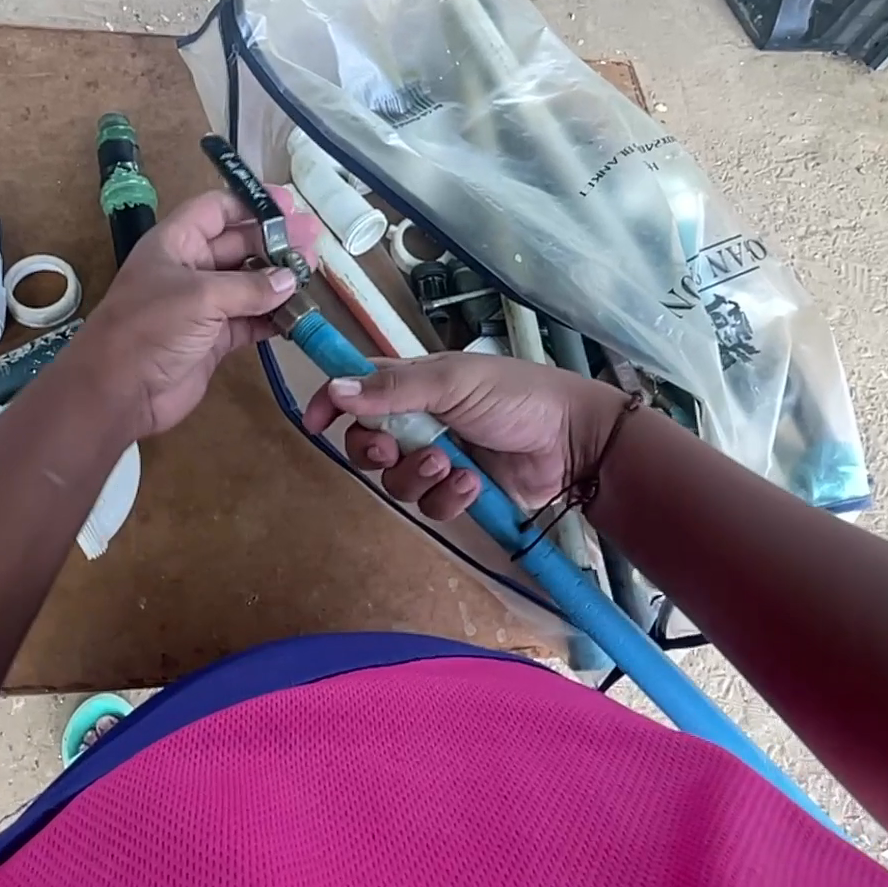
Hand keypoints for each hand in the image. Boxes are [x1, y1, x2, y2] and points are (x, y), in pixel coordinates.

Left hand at [69, 187, 320, 439]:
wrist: (119, 391)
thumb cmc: (150, 328)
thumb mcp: (200, 296)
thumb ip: (249, 287)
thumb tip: (290, 280)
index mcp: (176, 243)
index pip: (216, 209)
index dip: (252, 204)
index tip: (290, 207)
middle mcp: (190, 269)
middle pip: (239, 245)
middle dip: (275, 243)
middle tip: (314, 243)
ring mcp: (203, 306)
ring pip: (249, 285)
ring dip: (279, 281)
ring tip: (314, 276)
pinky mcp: (214, 339)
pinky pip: (251, 321)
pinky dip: (274, 318)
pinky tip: (299, 314)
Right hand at [301, 351, 630, 520]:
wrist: (573, 441)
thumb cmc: (514, 395)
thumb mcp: (453, 381)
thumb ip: (394, 388)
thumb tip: (335, 389)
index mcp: (412, 385)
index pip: (356, 389)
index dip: (330, 402)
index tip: (313, 423)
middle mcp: (417, 421)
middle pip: (366, 444)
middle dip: (373, 452)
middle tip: (391, 451)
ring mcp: (437, 458)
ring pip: (395, 480)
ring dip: (416, 475)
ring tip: (450, 465)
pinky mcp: (457, 492)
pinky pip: (429, 505)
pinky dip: (447, 497)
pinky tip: (473, 485)